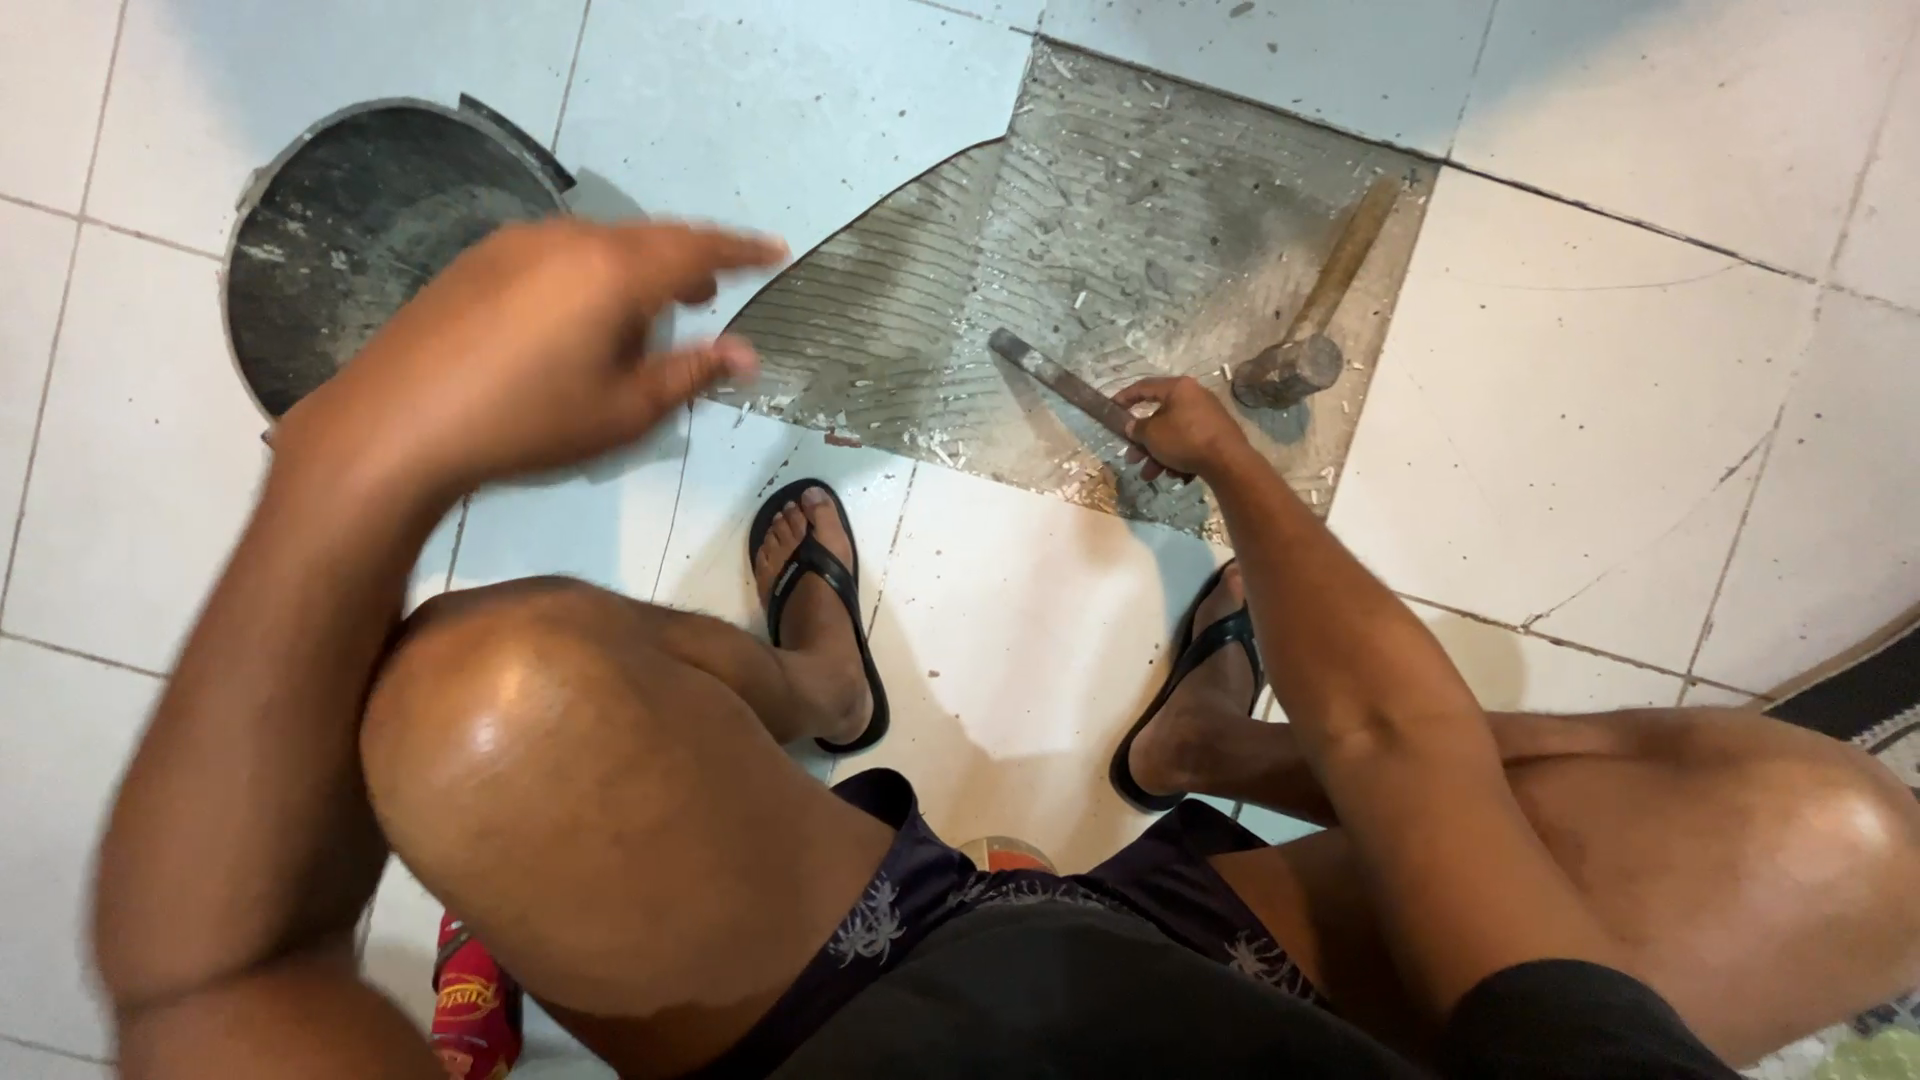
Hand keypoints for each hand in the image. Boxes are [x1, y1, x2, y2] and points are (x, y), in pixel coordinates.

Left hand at [271, 219, 786, 502]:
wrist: (398, 424)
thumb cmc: (532, 423)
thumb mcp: (628, 410)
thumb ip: (693, 372)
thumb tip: (748, 354)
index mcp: (614, 273)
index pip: (698, 249)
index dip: (742, 250)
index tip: (777, 250)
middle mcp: (569, 240)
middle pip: (651, 238)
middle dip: (692, 262)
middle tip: (715, 294)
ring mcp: (518, 243)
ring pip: (605, 244)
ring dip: (643, 270)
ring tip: (657, 310)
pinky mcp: (482, 260)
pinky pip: (563, 252)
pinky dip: (598, 273)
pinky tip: (591, 316)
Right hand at [1115, 376, 1251, 480]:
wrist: (1227, 461)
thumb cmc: (1184, 439)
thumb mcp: (1152, 434)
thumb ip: (1137, 428)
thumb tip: (1131, 426)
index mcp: (1178, 388)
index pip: (1144, 387)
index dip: (1125, 397)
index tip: (1112, 408)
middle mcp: (1194, 397)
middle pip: (1159, 418)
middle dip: (1142, 442)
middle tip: (1131, 458)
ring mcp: (1207, 416)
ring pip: (1173, 435)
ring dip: (1157, 456)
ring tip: (1149, 475)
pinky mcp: (1216, 435)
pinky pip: (1189, 444)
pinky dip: (1177, 458)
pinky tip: (1175, 475)